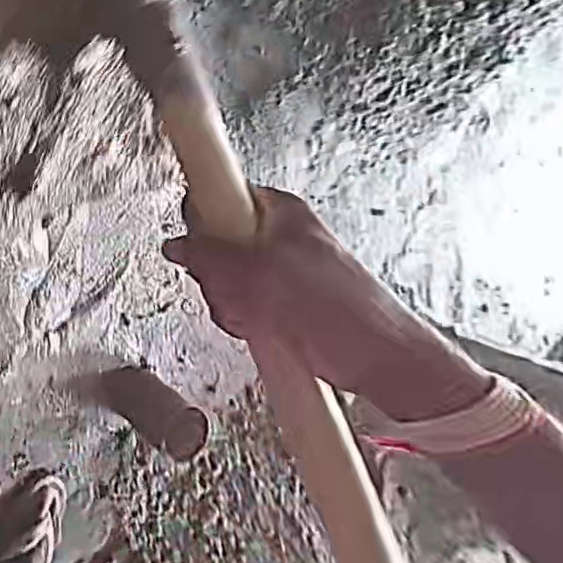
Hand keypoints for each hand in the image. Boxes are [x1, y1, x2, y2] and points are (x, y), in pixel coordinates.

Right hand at [162, 186, 488, 419]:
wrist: (387, 365)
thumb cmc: (345, 310)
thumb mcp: (262, 273)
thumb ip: (210, 255)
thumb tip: (175, 245)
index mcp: (278, 210)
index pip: (216, 196)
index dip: (202, 221)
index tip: (202, 243)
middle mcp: (274, 234)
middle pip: (211, 242)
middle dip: (216, 274)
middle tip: (238, 289)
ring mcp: (274, 269)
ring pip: (221, 276)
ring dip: (229, 301)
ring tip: (257, 314)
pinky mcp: (275, 300)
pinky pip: (236, 301)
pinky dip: (242, 317)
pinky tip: (261, 328)